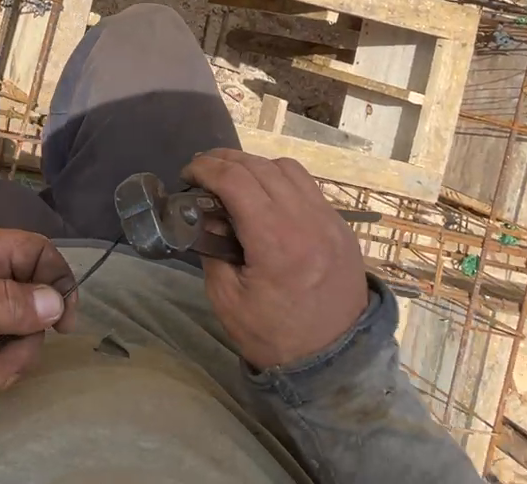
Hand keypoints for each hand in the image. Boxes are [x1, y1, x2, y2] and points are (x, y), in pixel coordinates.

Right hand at [183, 150, 369, 369]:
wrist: (336, 365)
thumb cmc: (274, 336)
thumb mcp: (226, 298)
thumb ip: (211, 249)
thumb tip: (205, 216)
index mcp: (277, 242)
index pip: (235, 180)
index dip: (204, 169)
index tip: (186, 175)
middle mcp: (307, 221)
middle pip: (257, 166)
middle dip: (222, 161)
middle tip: (200, 172)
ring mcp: (329, 221)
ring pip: (285, 168)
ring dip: (252, 165)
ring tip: (232, 180)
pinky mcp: (340, 227)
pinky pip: (306, 185)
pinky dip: (278, 179)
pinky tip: (264, 196)